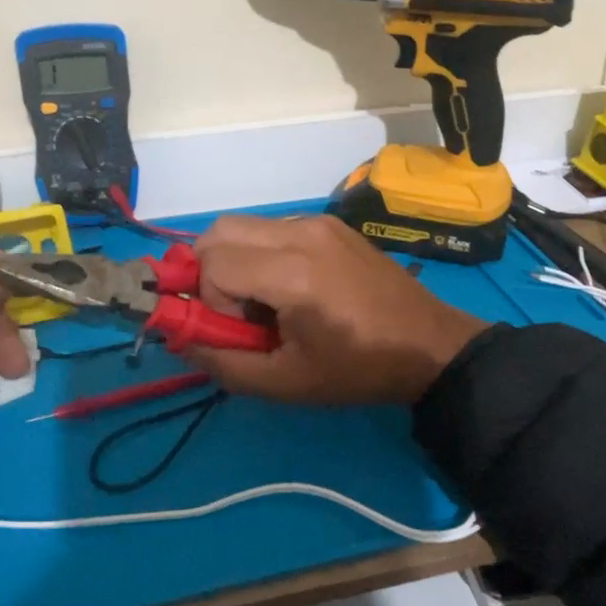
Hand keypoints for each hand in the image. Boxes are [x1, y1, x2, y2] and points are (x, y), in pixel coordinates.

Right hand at [184, 215, 487, 404]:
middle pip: (218, 232)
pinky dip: (260, 252)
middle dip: (210, 272)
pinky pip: (272, 227)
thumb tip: (176, 336)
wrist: (429, 345)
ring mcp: (316, 222)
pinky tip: (289, 286)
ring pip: (243, 225)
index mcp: (293, 273)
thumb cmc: (357, 370)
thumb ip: (222, 362)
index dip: (210, 301)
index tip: (240, 331)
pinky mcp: (329, 222)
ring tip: (263, 300)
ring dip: (234, 260)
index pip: (212, 263)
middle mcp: (300, 233)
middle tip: (236, 312)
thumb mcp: (285, 383)